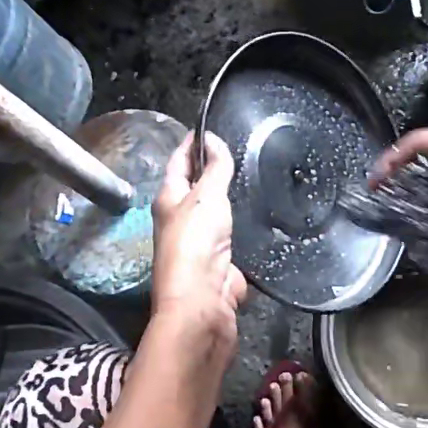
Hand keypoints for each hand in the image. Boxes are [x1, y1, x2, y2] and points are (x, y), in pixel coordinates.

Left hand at [151, 133, 248, 354]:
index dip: (192, 143)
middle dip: (212, 168)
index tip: (206, 126)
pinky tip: (258, 216)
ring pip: (216, 212)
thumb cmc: (196, 242)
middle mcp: (181, 218)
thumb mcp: (207, 196)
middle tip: (238, 147)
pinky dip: (242, 225)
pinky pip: (232, 236)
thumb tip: (213, 139)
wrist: (201, 302)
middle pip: (196, 186)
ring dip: (229, 197)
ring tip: (251, 176)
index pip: (179, 161)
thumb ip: (215, 168)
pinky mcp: (220, 262)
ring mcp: (201, 242)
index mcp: (169, 198)